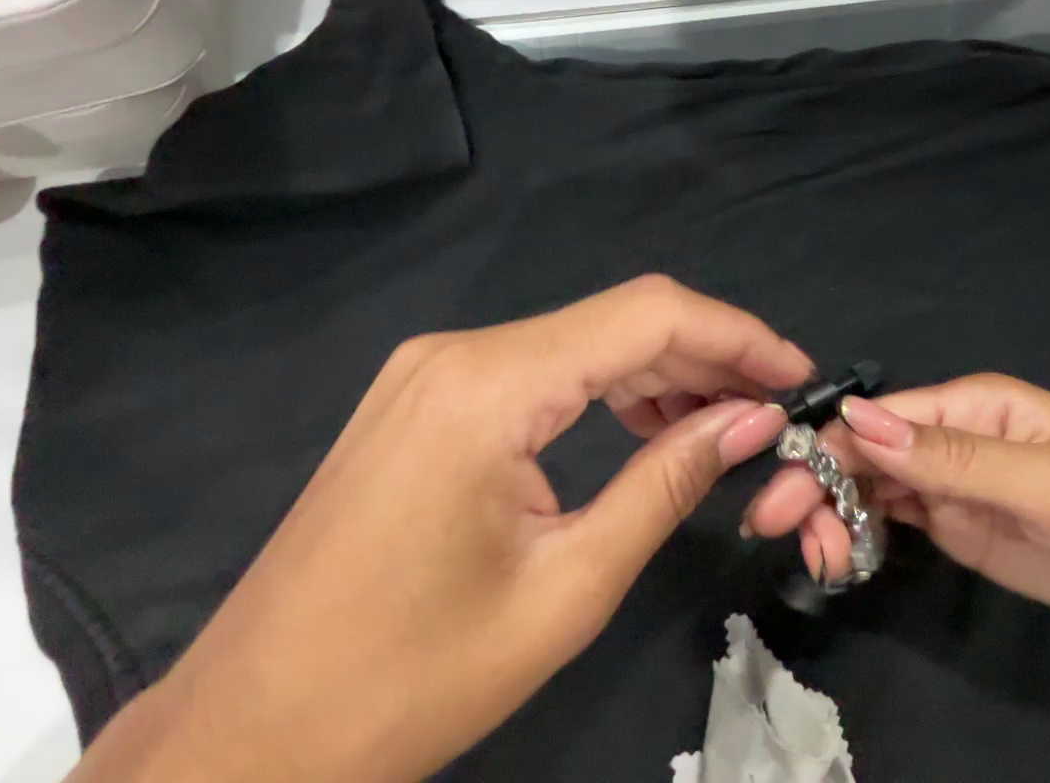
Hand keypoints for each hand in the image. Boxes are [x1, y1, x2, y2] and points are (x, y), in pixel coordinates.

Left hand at [70, 275, 812, 782]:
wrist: (250, 732)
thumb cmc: (414, 678)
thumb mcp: (568, 587)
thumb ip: (667, 484)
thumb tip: (752, 422)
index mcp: (491, 386)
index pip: (647, 317)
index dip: (737, 336)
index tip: (799, 374)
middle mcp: (460, 352)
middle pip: (616, 320)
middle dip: (707, 355)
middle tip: (777, 406)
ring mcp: (433, 371)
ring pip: (579, 343)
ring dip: (659, 374)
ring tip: (727, 424)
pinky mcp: (425, 400)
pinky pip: (538, 372)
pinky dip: (604, 392)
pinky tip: (648, 427)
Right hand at [745, 374, 1049, 630]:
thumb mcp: (1047, 483)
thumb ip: (951, 456)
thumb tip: (856, 419)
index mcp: (971, 405)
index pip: (880, 420)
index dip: (826, 450)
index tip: (781, 493)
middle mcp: (951, 436)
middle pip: (864, 453)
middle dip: (817, 484)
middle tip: (776, 530)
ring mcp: (952, 483)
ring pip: (870, 487)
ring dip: (831, 513)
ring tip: (814, 555)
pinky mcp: (958, 524)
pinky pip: (893, 520)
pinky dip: (859, 534)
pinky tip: (838, 555)